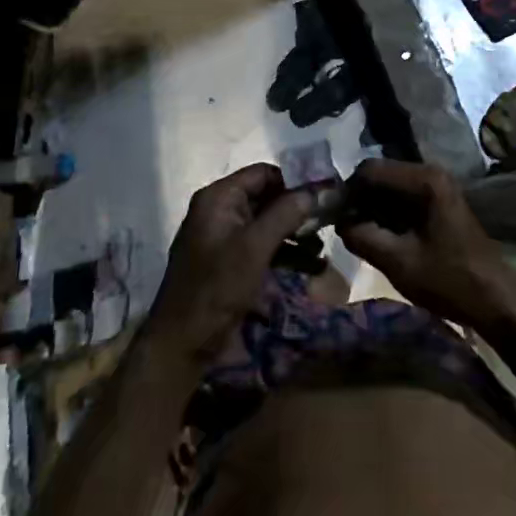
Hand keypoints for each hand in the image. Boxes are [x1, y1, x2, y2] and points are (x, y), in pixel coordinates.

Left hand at [143, 163, 313, 369]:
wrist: (183, 342)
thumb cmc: (217, 287)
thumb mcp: (255, 247)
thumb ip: (286, 213)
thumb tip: (319, 188)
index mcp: (218, 198)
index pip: (263, 174)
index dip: (296, 180)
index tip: (328, 193)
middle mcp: (220, 211)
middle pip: (267, 197)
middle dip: (299, 209)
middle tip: (332, 220)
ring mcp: (225, 238)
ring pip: (268, 224)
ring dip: (296, 234)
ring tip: (323, 249)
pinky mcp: (232, 262)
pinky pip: (263, 247)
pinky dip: (286, 253)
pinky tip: (313, 266)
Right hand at [336, 159, 515, 330]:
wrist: (497, 302)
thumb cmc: (449, 280)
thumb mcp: (397, 262)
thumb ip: (361, 237)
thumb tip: (339, 224)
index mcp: (424, 180)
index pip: (369, 170)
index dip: (347, 192)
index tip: (334, 218)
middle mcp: (431, 174)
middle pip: (379, 176)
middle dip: (359, 201)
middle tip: (344, 229)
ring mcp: (438, 189)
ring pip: (389, 189)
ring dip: (371, 209)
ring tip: (359, 236)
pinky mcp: (440, 204)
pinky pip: (402, 200)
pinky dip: (387, 215)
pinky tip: (380, 238)